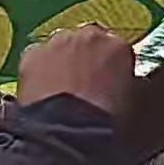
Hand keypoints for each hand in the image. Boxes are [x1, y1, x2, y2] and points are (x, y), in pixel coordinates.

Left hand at [18, 24, 135, 119]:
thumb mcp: (130, 96)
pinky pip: (37, 56)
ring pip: (62, 44)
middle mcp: (91, 35)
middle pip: (89, 39)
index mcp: (119, 45)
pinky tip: (40, 87)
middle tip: (82, 80)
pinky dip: (39, 67)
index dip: (110, 64)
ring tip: (59, 85)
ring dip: (63, 58)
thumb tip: (122, 82)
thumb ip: (128, 80)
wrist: (66, 129)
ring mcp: (60, 41)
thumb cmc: (104, 116)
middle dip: (86, 55)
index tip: (107, 79)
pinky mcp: (33, 53)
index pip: (116, 47)